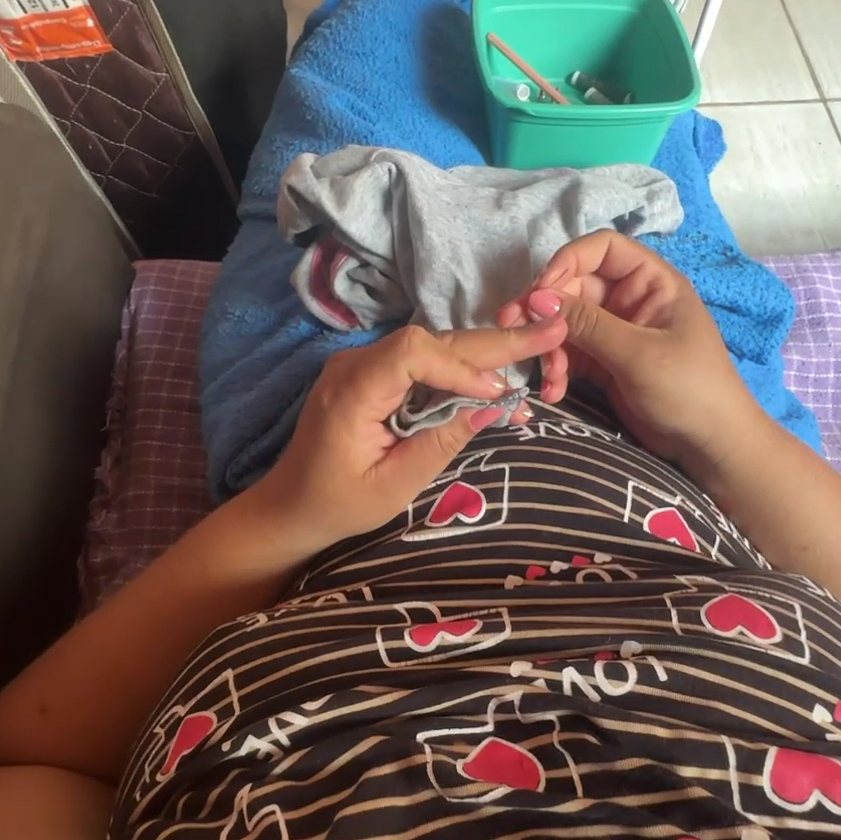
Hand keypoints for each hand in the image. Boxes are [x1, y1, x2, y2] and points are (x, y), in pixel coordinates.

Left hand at [249, 321, 566, 550]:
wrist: (292, 504)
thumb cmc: (337, 504)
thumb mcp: (393, 485)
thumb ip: (440, 443)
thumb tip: (492, 408)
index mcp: (352, 391)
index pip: (413, 353)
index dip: (461, 366)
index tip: (498, 392)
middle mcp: (355, 365)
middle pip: (431, 341)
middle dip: (492, 344)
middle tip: (549, 334)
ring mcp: (363, 365)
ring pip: (433, 347)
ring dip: (484, 354)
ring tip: (538, 347)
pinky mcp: (374, 375)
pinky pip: (423, 363)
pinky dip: (462, 372)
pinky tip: (498, 379)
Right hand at [497, 229, 761, 477]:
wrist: (709, 445)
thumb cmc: (689, 389)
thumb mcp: (637, 354)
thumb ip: (586, 323)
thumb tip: (535, 297)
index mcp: (650, 281)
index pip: (601, 250)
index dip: (566, 263)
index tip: (538, 292)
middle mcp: (629, 300)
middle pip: (573, 288)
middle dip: (545, 312)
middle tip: (515, 332)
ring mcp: (614, 332)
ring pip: (564, 324)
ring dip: (548, 349)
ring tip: (547, 379)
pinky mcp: (603, 362)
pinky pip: (568, 355)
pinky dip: (556, 370)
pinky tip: (553, 392)